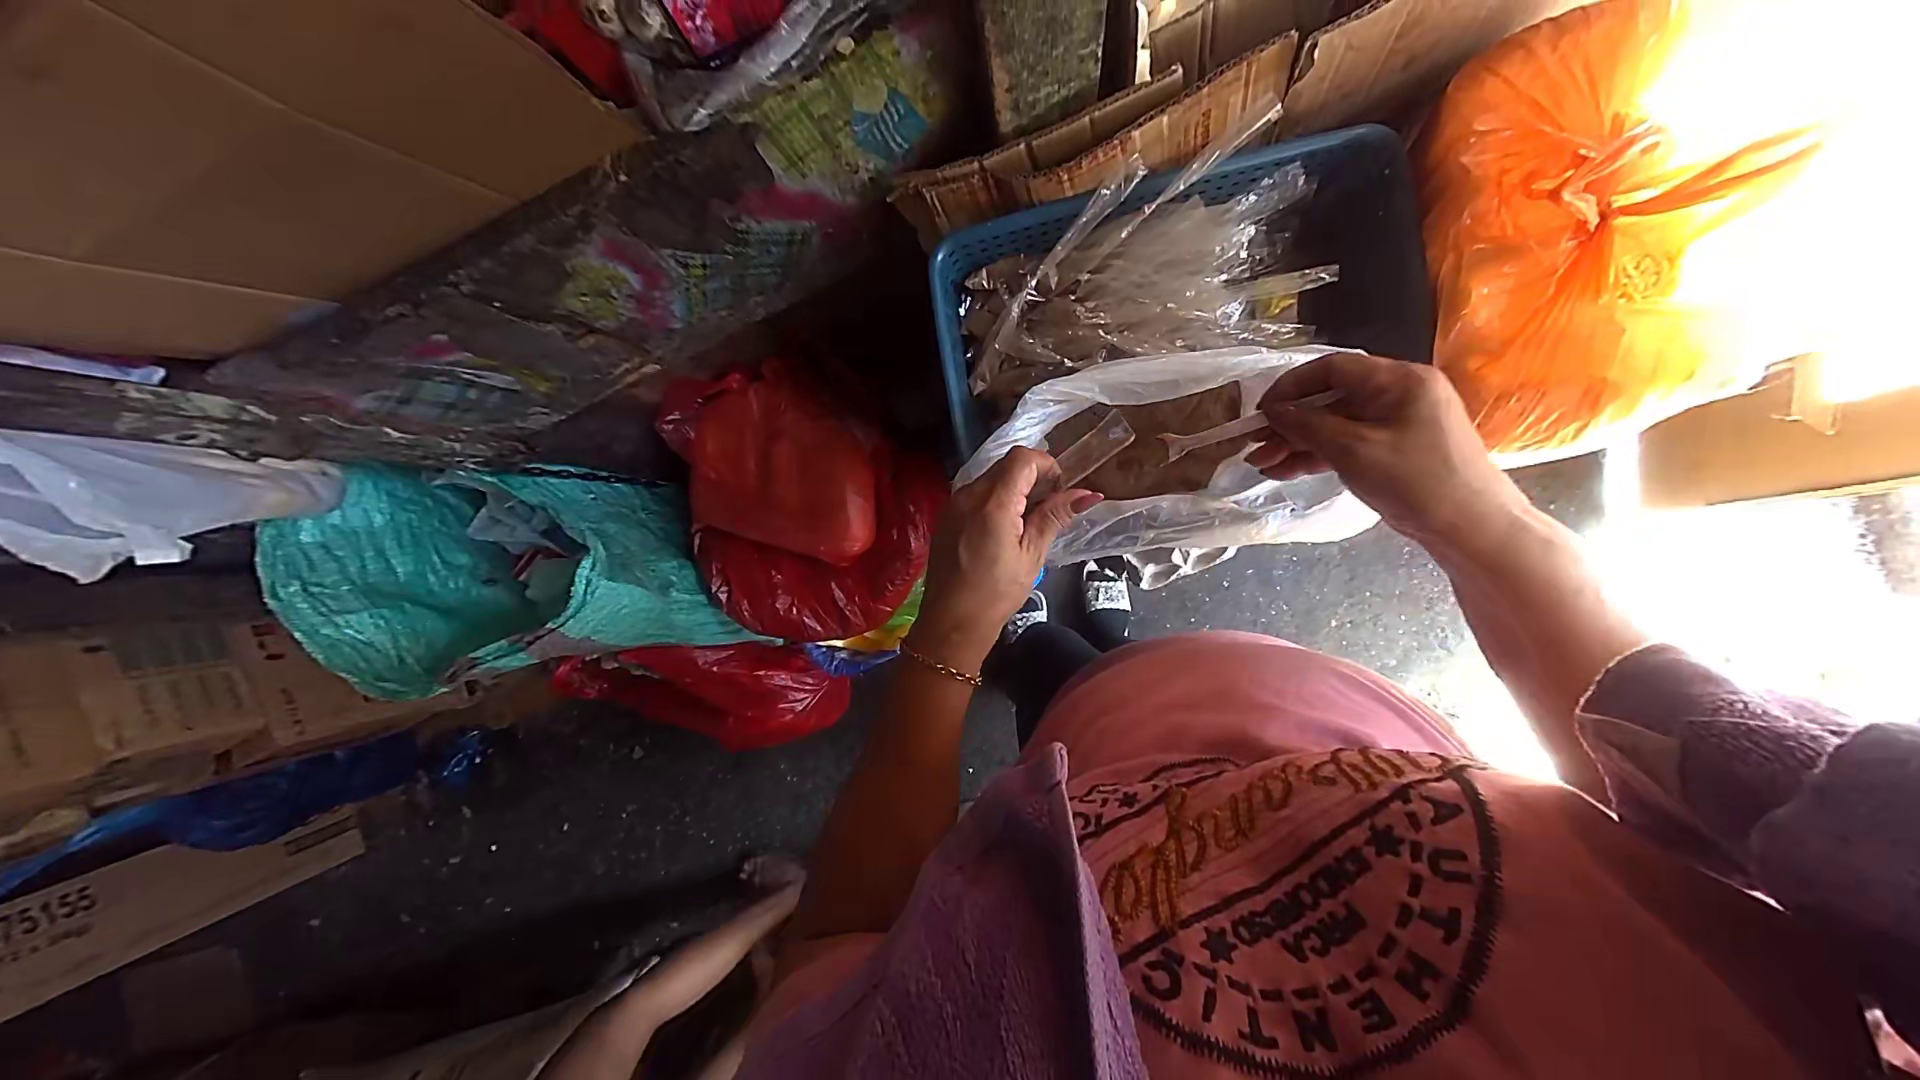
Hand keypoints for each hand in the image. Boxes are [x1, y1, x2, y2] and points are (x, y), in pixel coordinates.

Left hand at [909, 447, 1101, 673]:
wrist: (952, 621)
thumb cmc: (996, 593)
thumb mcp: (1032, 554)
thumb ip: (1055, 516)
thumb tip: (1088, 494)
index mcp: (993, 503)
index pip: (1022, 458)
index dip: (1047, 465)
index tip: (1059, 489)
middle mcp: (969, 495)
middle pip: (1006, 465)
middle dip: (1032, 477)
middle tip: (1048, 507)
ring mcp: (953, 503)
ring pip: (991, 478)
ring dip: (1014, 488)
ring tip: (1027, 521)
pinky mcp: (946, 515)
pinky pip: (975, 493)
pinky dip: (995, 499)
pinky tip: (1004, 529)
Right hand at [1246, 352, 1529, 550]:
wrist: (1470, 527)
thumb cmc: (1415, 480)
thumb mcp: (1353, 449)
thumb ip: (1307, 425)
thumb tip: (1272, 410)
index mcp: (1398, 380)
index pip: (1332, 368)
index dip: (1290, 387)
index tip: (1260, 412)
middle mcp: (1398, 393)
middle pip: (1329, 399)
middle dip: (1288, 424)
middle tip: (1254, 446)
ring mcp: (1396, 423)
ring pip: (1333, 425)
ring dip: (1295, 444)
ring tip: (1261, 465)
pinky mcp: (1393, 449)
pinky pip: (1346, 444)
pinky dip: (1316, 456)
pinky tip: (1284, 471)